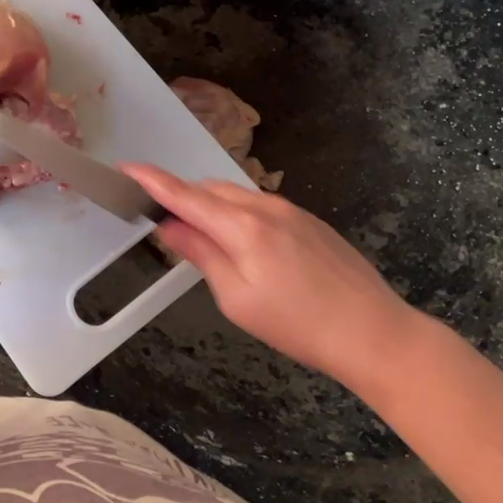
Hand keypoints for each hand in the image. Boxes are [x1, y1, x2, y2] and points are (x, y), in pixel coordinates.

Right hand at [121, 162, 425, 388]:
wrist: (378, 335)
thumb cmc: (300, 325)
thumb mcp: (237, 299)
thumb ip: (201, 255)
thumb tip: (170, 226)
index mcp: (242, 226)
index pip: (184, 194)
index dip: (151, 180)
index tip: (125, 167)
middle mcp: (264, 207)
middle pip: (209, 189)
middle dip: (183, 198)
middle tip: (166, 224)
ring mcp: (291, 211)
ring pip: (236, 195)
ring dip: (212, 206)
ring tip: (208, 240)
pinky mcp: (310, 221)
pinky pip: (260, 205)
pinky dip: (239, 214)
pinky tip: (249, 248)